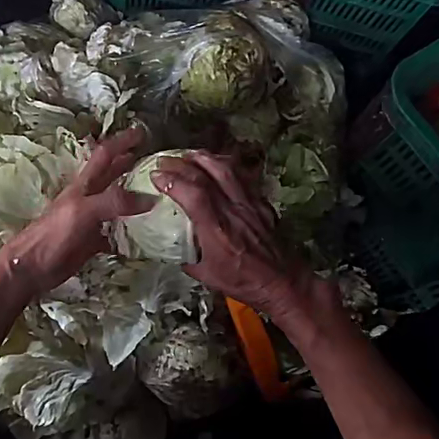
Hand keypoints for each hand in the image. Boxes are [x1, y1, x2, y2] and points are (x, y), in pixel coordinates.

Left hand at [0, 128, 152, 298]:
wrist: (32, 267)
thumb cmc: (54, 234)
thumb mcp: (84, 211)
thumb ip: (115, 202)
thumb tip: (149, 198)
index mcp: (84, 184)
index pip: (105, 154)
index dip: (122, 141)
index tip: (141, 131)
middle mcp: (89, 197)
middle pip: (111, 174)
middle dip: (129, 162)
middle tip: (152, 157)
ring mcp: (90, 219)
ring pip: (115, 202)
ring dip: (132, 194)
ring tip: (155, 191)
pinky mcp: (92, 241)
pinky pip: (115, 231)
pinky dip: (128, 230)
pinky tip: (143, 232)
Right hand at [153, 151, 331, 328]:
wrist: (282, 282)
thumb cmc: (243, 283)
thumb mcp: (207, 276)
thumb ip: (186, 258)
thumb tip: (169, 244)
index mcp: (217, 231)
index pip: (194, 195)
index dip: (172, 181)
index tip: (155, 176)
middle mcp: (234, 212)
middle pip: (207, 176)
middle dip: (182, 164)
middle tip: (165, 161)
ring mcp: (250, 204)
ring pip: (227, 170)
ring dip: (204, 158)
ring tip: (188, 154)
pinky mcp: (261, 203)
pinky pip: (243, 177)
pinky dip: (226, 166)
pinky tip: (216, 164)